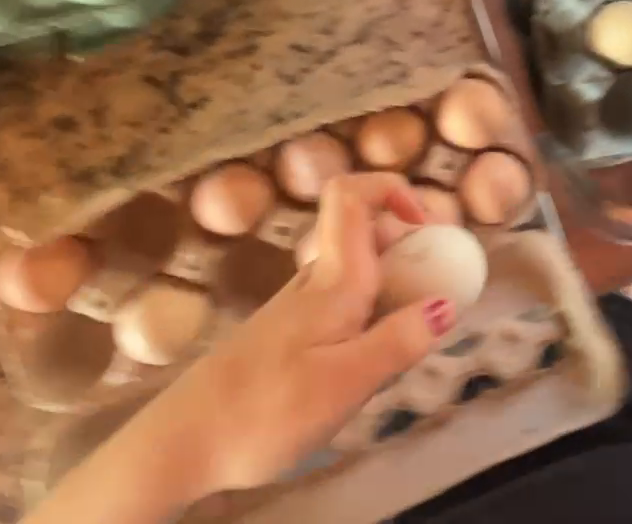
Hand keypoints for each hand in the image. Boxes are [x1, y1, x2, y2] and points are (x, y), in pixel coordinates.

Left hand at [91, 174, 454, 514]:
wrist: (184, 444)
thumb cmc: (264, 411)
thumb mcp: (344, 384)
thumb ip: (398, 342)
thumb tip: (447, 304)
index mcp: (332, 278)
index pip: (351, 193)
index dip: (392, 187)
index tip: (427, 225)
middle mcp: (317, 278)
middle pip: (366, 229)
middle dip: (411, 246)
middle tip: (438, 291)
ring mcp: (302, 304)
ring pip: (360, 267)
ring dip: (396, 283)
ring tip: (412, 337)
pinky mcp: (294, 331)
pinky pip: (347, 300)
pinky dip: (375, 311)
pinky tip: (375, 361)